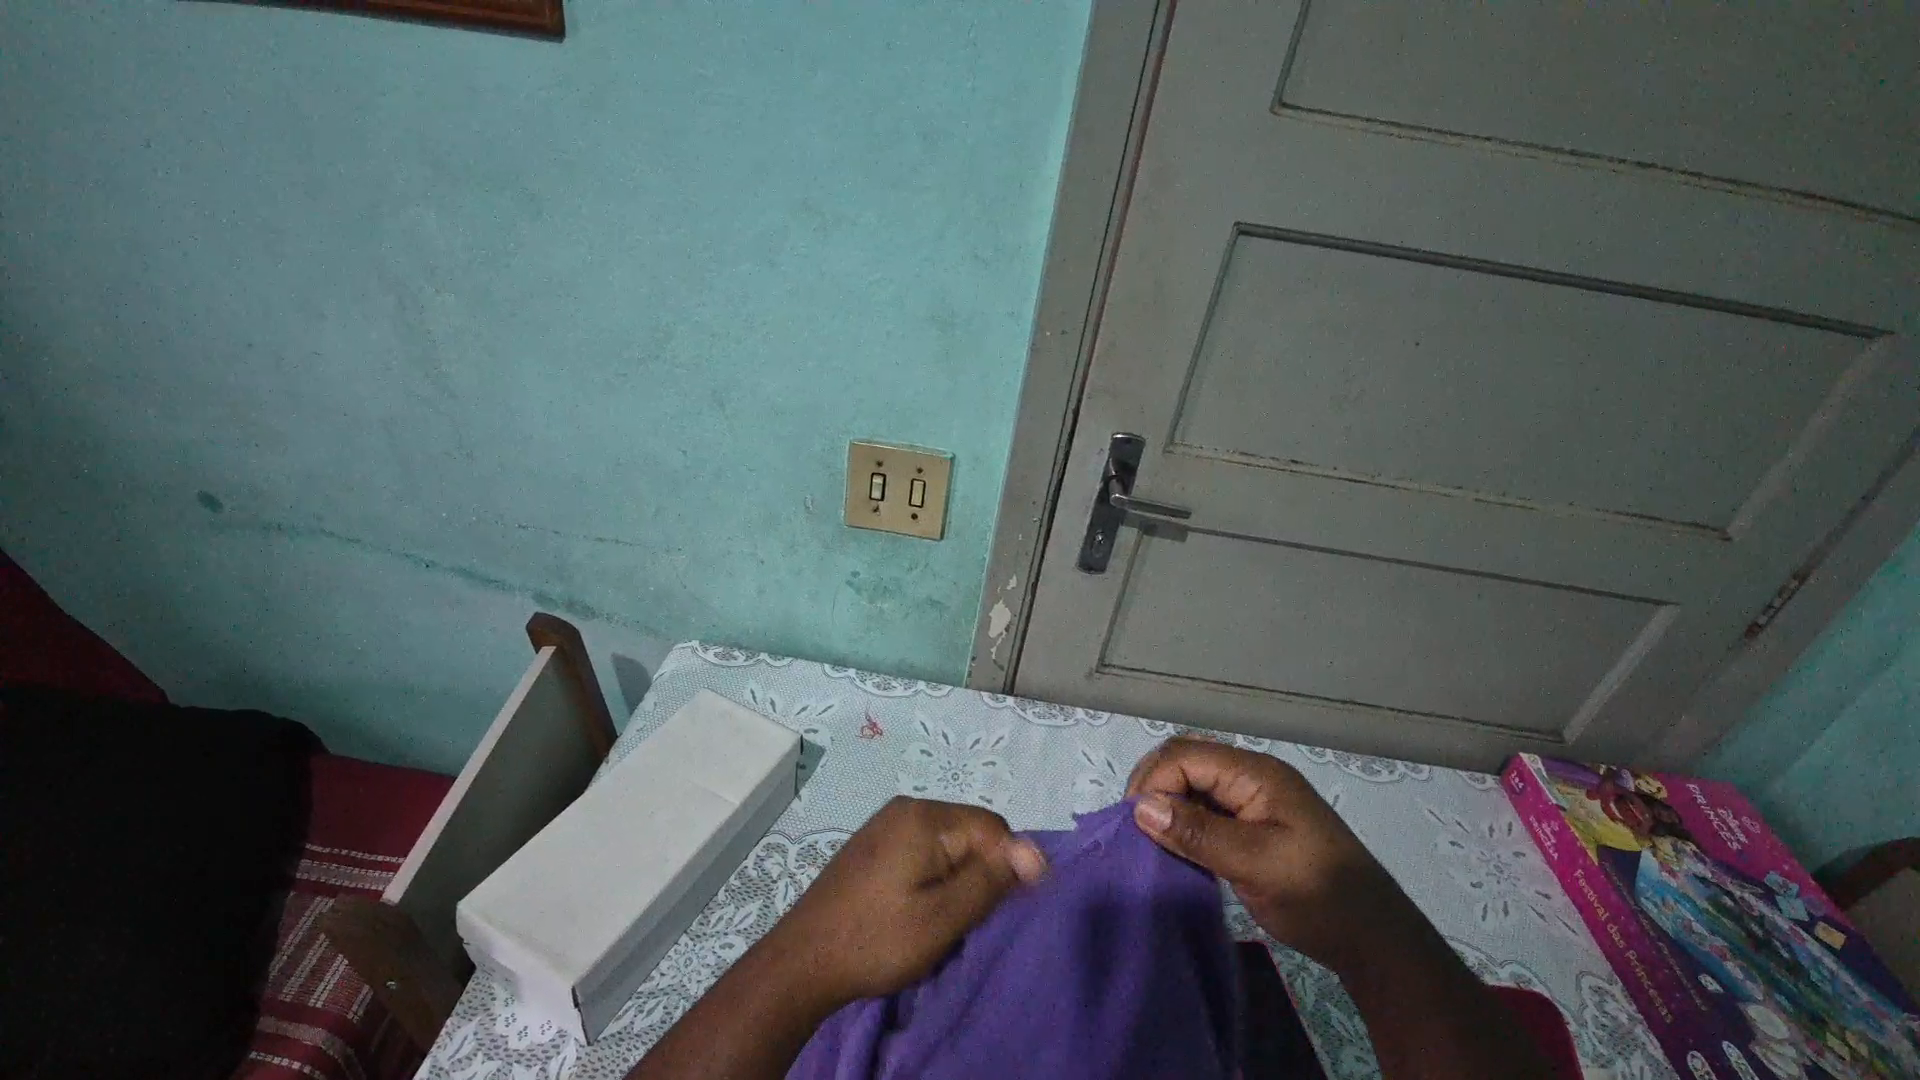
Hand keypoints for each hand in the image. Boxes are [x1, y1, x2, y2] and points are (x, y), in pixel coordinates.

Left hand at [771, 796, 1046, 1002]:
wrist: (802, 961)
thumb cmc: (876, 940)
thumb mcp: (943, 918)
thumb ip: (990, 880)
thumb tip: (1036, 852)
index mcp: (925, 817)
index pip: (994, 829)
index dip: (1005, 868)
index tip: (992, 911)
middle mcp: (907, 808)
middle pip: (971, 833)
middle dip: (979, 874)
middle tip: (961, 919)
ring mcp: (887, 823)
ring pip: (950, 844)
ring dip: (956, 880)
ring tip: (938, 919)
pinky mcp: (875, 843)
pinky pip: (925, 850)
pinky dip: (933, 878)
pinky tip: (916, 909)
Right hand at [1126, 737, 1412, 970]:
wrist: (1372, 939)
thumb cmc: (1319, 896)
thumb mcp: (1257, 865)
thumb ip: (1199, 833)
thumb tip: (1140, 808)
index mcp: (1256, 773)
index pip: (1185, 755)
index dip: (1153, 782)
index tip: (1135, 827)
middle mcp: (1250, 777)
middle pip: (1184, 762)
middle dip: (1153, 789)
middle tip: (1137, 833)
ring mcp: (1250, 801)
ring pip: (1190, 786)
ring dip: (1166, 808)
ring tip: (1150, 843)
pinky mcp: (1248, 826)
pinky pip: (1202, 810)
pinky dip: (1181, 825)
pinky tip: (1173, 850)